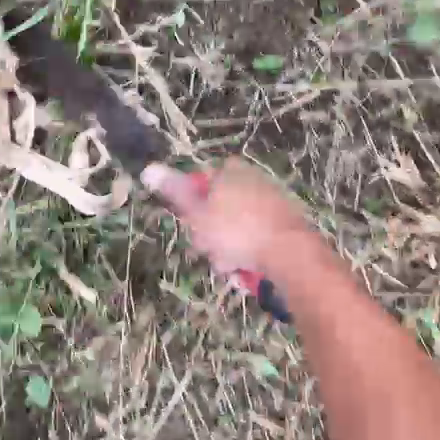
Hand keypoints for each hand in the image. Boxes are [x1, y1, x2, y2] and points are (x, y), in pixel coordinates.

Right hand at [142, 159, 312, 277]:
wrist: (291, 255)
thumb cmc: (237, 230)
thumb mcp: (198, 212)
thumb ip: (174, 191)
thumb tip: (148, 168)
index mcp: (232, 170)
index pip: (201, 180)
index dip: (193, 205)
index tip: (192, 224)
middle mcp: (254, 180)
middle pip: (219, 208)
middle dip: (211, 233)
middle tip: (208, 249)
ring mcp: (274, 204)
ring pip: (237, 228)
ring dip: (228, 250)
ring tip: (229, 266)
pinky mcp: (288, 227)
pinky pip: (258, 241)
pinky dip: (250, 256)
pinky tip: (247, 272)